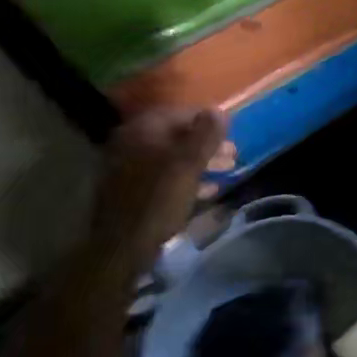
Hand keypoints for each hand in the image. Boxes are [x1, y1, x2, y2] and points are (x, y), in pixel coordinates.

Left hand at [91, 108, 225, 253]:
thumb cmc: (159, 199)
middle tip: (233, 155)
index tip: (231, 133)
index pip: (179, 113)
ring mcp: (128, 167)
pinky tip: (206, 190)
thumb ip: (206, 135)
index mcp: (141, 131)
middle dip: (208, 144)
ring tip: (226, 172)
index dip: (208, 120)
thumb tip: (219, 111)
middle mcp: (130, 143)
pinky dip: (186, 178)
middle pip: (176, 135)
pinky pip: (164, 175)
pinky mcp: (132, 190)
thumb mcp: (189, 165)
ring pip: (172, 157)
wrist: (123, 245)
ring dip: (201, 162)